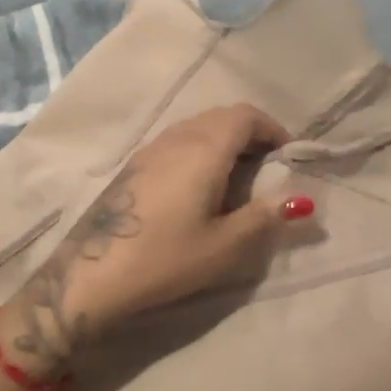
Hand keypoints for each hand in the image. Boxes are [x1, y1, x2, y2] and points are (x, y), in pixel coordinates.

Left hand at [0, 104, 305, 378]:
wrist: (90, 275)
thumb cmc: (165, 259)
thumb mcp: (225, 246)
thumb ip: (264, 217)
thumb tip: (299, 199)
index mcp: (203, 149)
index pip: (244, 115)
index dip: (271, 128)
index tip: (287, 155)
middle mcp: (175, 138)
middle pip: (219, 117)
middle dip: (249, 134)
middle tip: (267, 167)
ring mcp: (148, 151)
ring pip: (195, 128)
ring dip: (222, 142)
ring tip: (237, 178)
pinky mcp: (131, 168)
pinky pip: (175, 144)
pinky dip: (198, 152)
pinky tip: (199, 188)